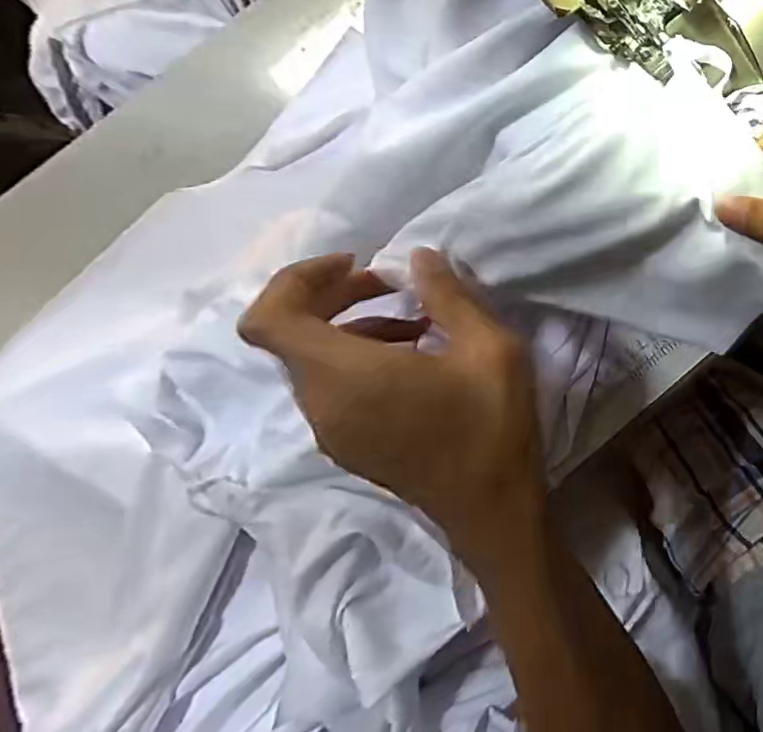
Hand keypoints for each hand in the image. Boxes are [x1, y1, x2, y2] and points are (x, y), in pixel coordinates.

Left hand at [238, 247, 544, 564]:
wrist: (491, 505)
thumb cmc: (492, 420)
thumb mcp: (488, 346)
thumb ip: (448, 295)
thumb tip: (416, 257)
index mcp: (347, 375)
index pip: (270, 318)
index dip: (299, 278)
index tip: (357, 262)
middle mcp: (321, 403)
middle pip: (292, 334)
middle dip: (335, 294)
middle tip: (393, 282)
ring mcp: (329, 429)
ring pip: (312, 360)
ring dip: (352, 325)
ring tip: (418, 320)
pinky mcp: (346, 445)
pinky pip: (330, 386)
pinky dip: (358, 356)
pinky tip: (416, 356)